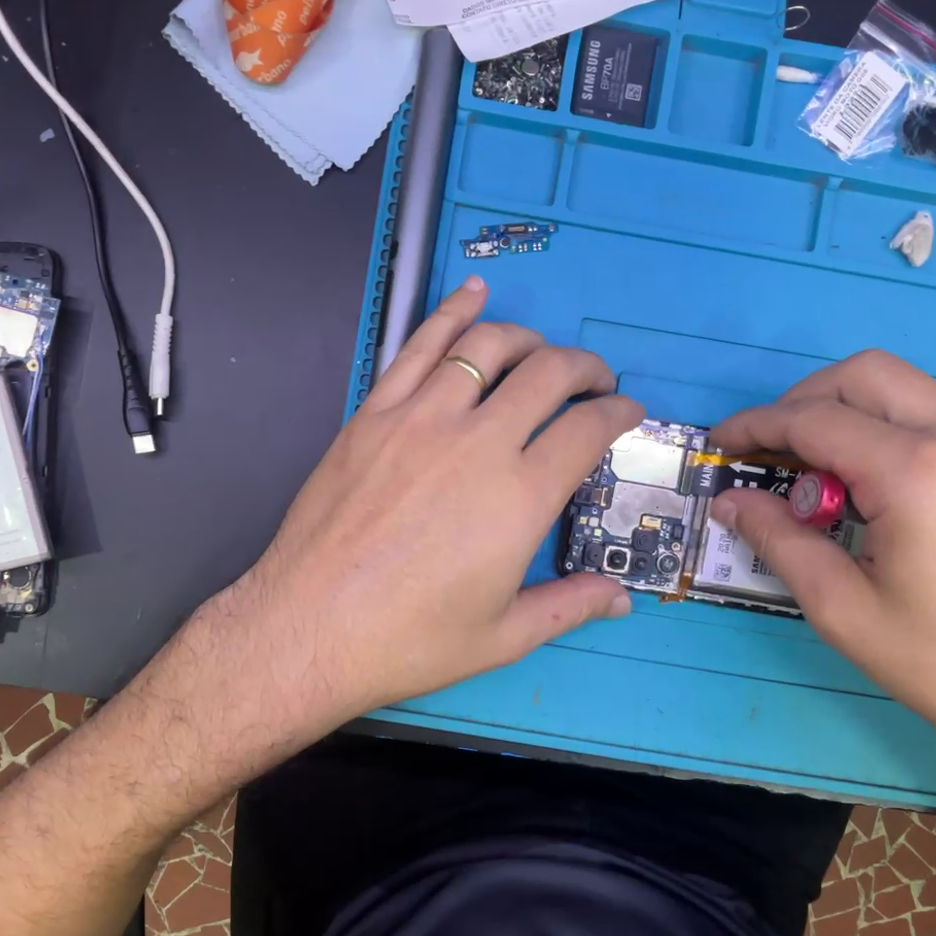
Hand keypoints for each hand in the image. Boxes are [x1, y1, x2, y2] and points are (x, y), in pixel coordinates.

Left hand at [215, 277, 642, 725]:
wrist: (308, 628)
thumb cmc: (408, 641)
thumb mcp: (502, 636)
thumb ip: (569, 606)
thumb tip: (620, 601)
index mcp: (520, 497)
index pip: (587, 428)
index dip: (619, 411)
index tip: (627, 411)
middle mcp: (477, 443)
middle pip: (548, 373)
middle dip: (585, 368)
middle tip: (594, 380)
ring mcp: (419, 420)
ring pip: (487, 347)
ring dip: (528, 338)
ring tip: (541, 351)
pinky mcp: (373, 415)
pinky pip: (419, 346)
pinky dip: (451, 313)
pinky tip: (471, 295)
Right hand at [708, 351, 935, 826]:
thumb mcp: (846, 613)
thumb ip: (779, 541)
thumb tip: (733, 500)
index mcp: (922, 473)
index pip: (814, 418)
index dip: (756, 425)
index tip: (726, 442)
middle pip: (870, 375)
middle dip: (807, 400)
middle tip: (779, 448)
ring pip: (927, 400)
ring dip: (871, 427)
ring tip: (855, 493)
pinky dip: (932, 449)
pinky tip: (931, 508)